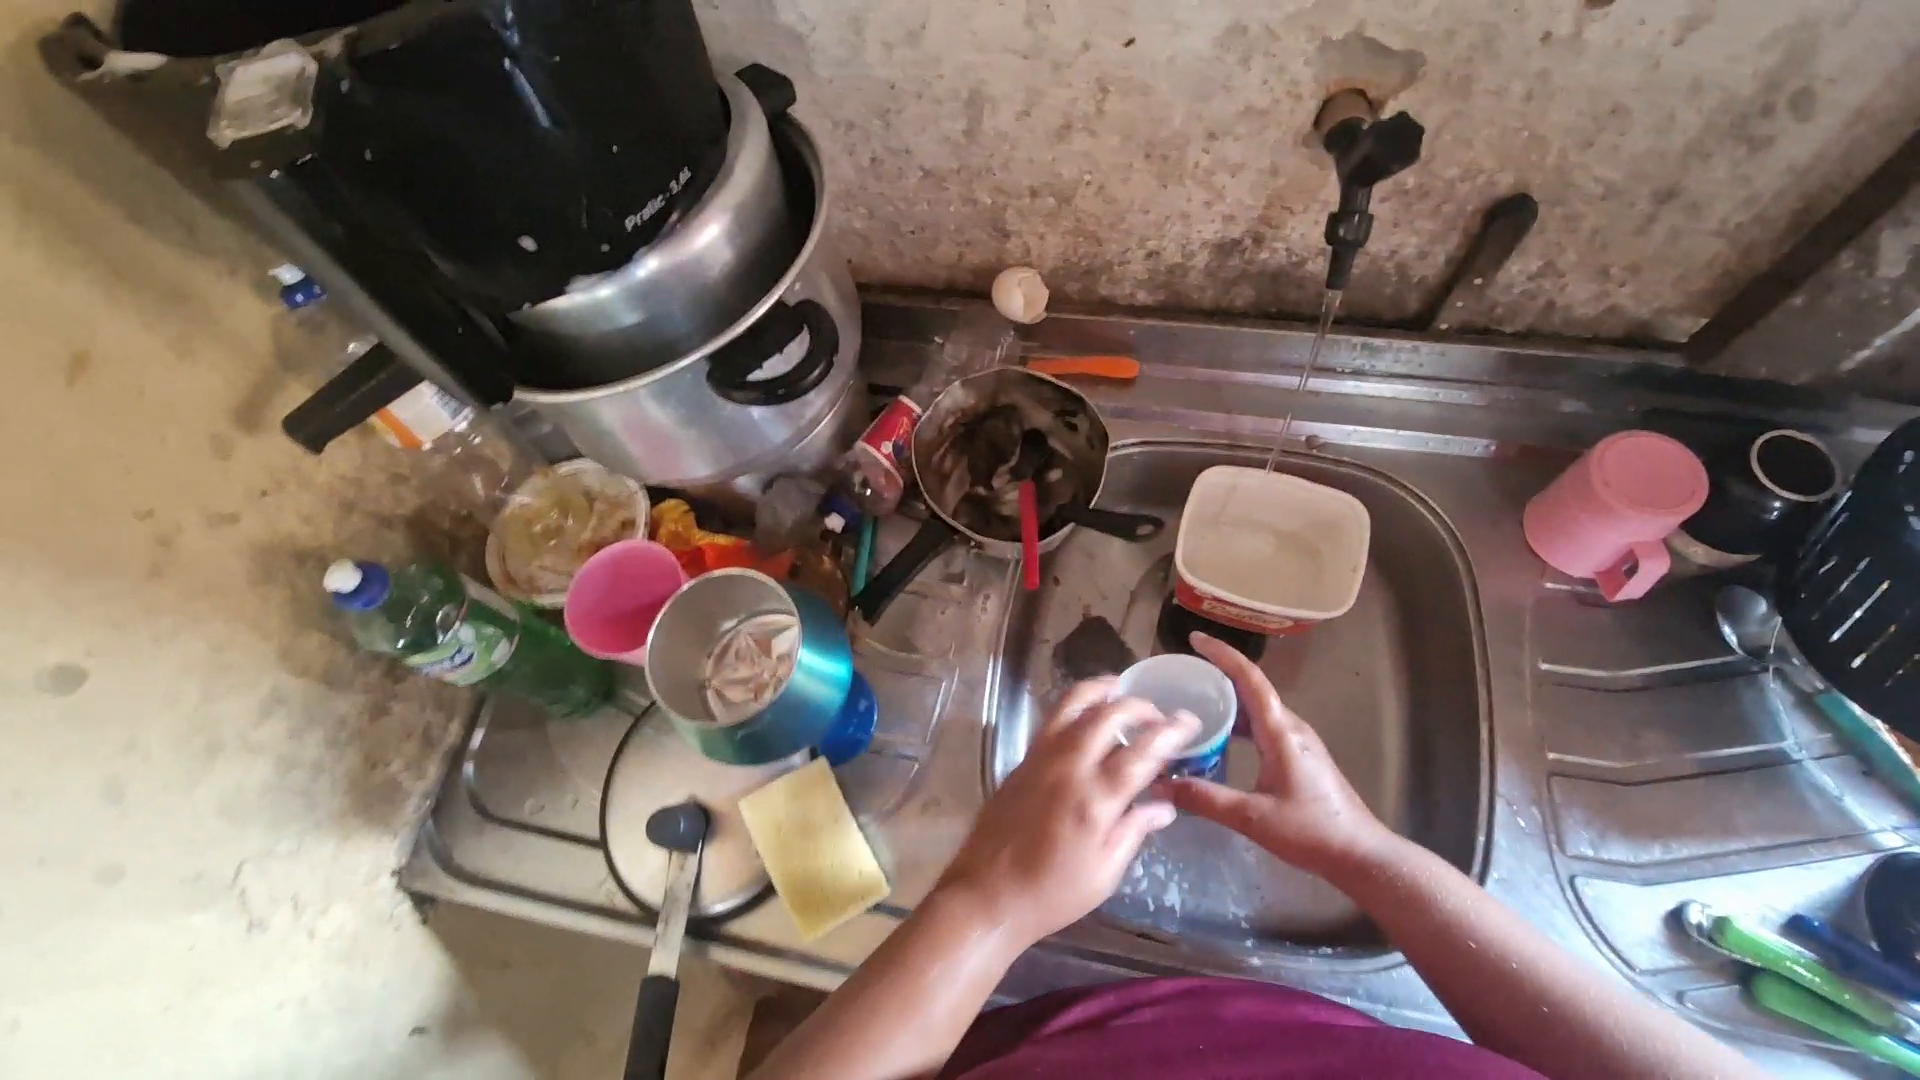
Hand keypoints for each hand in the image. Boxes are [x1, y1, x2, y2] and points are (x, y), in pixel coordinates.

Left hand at [933, 677, 1198, 947]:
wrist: (986, 894)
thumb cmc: (1051, 894)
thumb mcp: (1104, 873)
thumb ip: (1133, 831)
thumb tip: (1165, 806)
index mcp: (1095, 800)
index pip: (1141, 753)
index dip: (1169, 732)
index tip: (1189, 721)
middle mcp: (1068, 768)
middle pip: (1107, 716)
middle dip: (1138, 705)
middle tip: (1158, 712)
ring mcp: (1040, 760)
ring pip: (1072, 707)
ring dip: (1100, 692)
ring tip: (1120, 688)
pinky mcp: (1022, 761)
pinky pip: (1052, 720)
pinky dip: (1074, 706)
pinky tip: (1086, 713)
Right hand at [1166, 633, 1394, 876]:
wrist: (1361, 855)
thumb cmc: (1312, 832)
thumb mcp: (1253, 818)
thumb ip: (1206, 799)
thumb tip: (1160, 786)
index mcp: (1280, 732)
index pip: (1249, 680)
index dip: (1222, 655)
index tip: (1195, 639)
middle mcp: (1290, 728)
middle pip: (1250, 689)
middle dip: (1216, 675)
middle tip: (1180, 675)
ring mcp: (1296, 741)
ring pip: (1255, 708)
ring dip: (1226, 700)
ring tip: (1191, 702)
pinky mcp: (1297, 756)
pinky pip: (1261, 726)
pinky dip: (1236, 722)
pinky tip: (1217, 737)